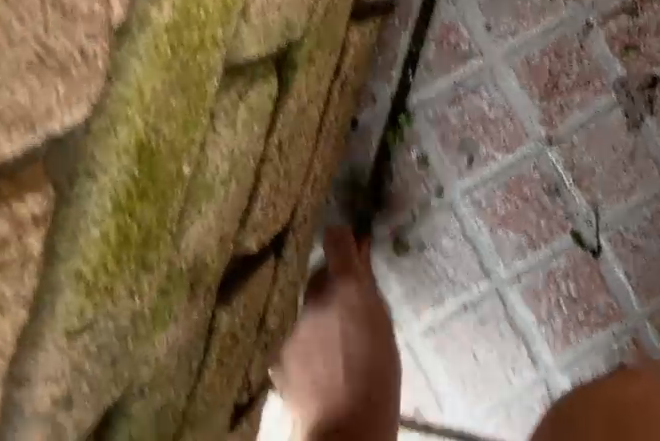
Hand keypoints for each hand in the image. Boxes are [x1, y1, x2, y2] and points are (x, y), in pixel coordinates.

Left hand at [271, 227, 399, 440]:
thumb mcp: (383, 324)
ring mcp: (290, 327)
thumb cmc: (379, 375)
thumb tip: (360, 253)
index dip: (342, 240)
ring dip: (316, 312)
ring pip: (304, 306)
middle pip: (319, 274)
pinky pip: (292, 333)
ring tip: (331, 340)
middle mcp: (313, 299)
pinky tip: (316, 362)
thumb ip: (368, 287)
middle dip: (332, 283)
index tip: (349, 247)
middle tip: (346, 305)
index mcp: (347, 286)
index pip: (335, 238)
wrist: (344, 430)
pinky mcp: (275, 355)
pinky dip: (303, 339)